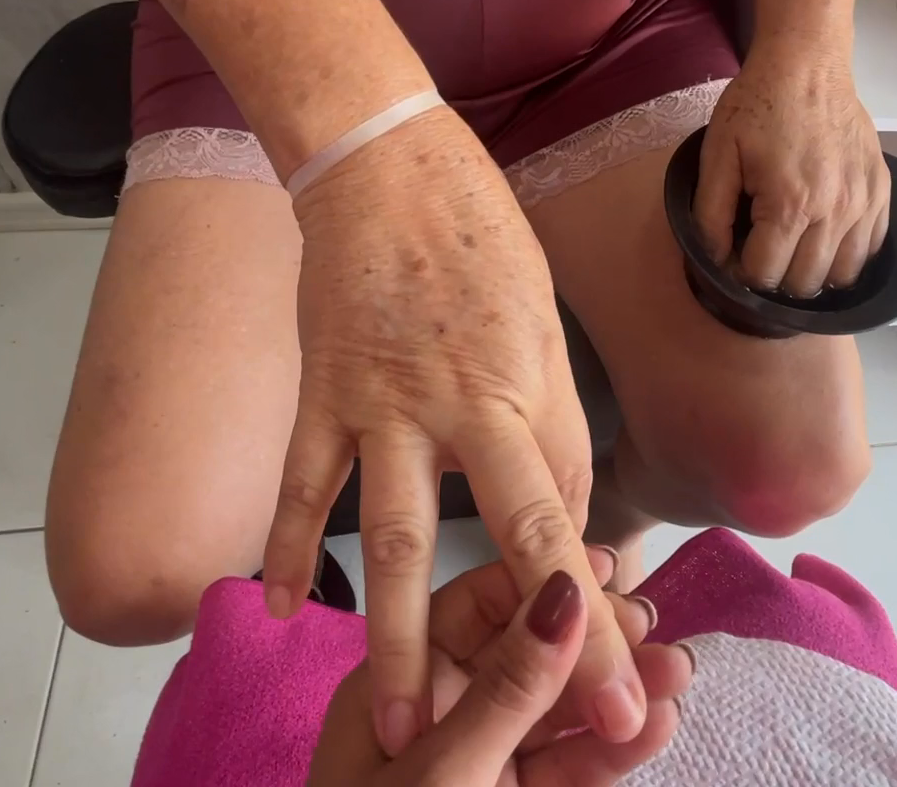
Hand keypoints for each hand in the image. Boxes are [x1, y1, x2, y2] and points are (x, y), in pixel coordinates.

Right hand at [265, 108, 646, 756]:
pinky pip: (304, 483)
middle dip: (557, 636)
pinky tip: (282, 606)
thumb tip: (558, 496)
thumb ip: (550, 409)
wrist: (388, 167)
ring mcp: (388, 403)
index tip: (614, 658)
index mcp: (530, 380)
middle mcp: (468, 403)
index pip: (571, 506)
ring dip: (407, 634)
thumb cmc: (478, 232)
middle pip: (523, 534)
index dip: (590, 586)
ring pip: (403, 536)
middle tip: (590, 729)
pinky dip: (288, 545)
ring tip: (413, 721)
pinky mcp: (325, 391)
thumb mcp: (540, 314)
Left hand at [308, 559, 690, 785]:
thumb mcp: (445, 776)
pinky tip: (656, 728)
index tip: (600, 565)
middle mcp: (442, 710)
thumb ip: (509, 687)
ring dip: (616, 695)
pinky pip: (568, 768)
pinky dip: (611, 752)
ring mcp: (482, 761)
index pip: (474, 606)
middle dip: (590, 641)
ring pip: (557, 713)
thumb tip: (566, 586)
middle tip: (653, 621)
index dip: (535, 580)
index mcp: (399, 682)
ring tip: (679, 673)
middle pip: (526, 656)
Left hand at [696, 36, 889, 295]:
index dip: (740, 272)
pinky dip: (846, 255)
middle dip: (775, 277)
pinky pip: (870, 249)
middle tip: (760, 249)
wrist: (807, 65)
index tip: (733, 251)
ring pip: (842, 274)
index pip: (764, 275)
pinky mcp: (882, 191)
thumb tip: (714, 259)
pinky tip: (824, 239)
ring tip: (793, 248)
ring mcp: (864, 204)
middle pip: (804, 283)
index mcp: (788, 206)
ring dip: (813, 272)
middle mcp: (833, 213)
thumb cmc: (756, 106)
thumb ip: (710, 214)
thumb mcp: (716, 155)